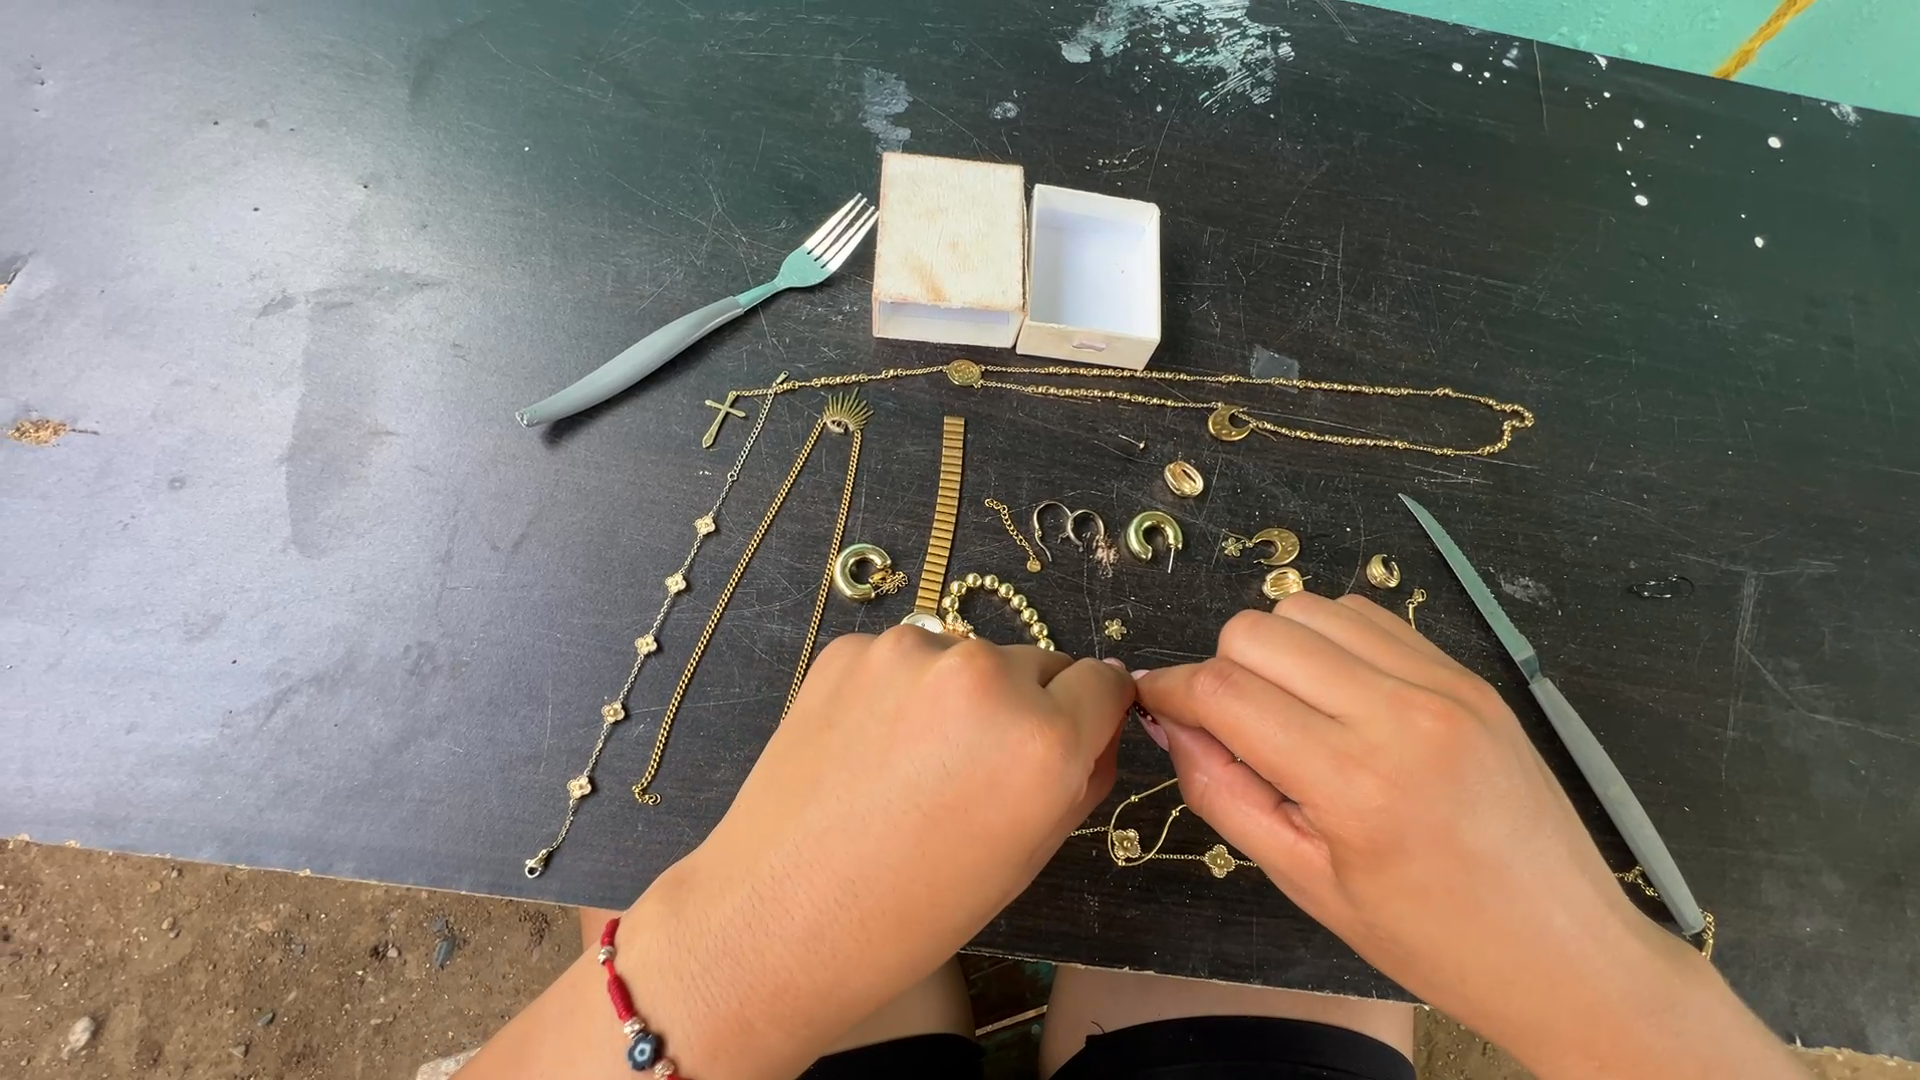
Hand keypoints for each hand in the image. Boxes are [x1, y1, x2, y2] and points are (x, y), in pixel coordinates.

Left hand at [624, 627, 1132, 1078]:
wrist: (775, 917)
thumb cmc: (914, 913)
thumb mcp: (1027, 855)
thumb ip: (1081, 777)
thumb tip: (1098, 725)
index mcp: (1043, 738)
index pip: (1104, 682)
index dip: (1088, 713)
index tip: (1068, 734)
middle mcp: (984, 674)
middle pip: (1037, 665)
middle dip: (1025, 705)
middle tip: (975, 764)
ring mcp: (910, 651)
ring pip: (969, 658)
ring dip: (960, 693)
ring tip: (910, 758)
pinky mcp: (851, 647)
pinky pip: (907, 658)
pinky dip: (901, 690)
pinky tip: (866, 743)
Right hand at [1135, 594, 1799, 1079]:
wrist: (1571, 955)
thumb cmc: (1424, 937)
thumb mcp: (1301, 880)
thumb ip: (1219, 791)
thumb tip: (1167, 721)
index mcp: (1352, 783)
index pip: (1221, 692)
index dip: (1169, 688)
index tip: (1152, 701)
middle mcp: (1397, 712)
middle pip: (1254, 632)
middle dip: (1219, 670)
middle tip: (1232, 724)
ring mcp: (1440, 683)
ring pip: (1303, 609)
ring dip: (1272, 649)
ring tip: (1288, 707)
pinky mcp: (1465, 673)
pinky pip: (1363, 615)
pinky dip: (1325, 640)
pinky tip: (1337, 691)